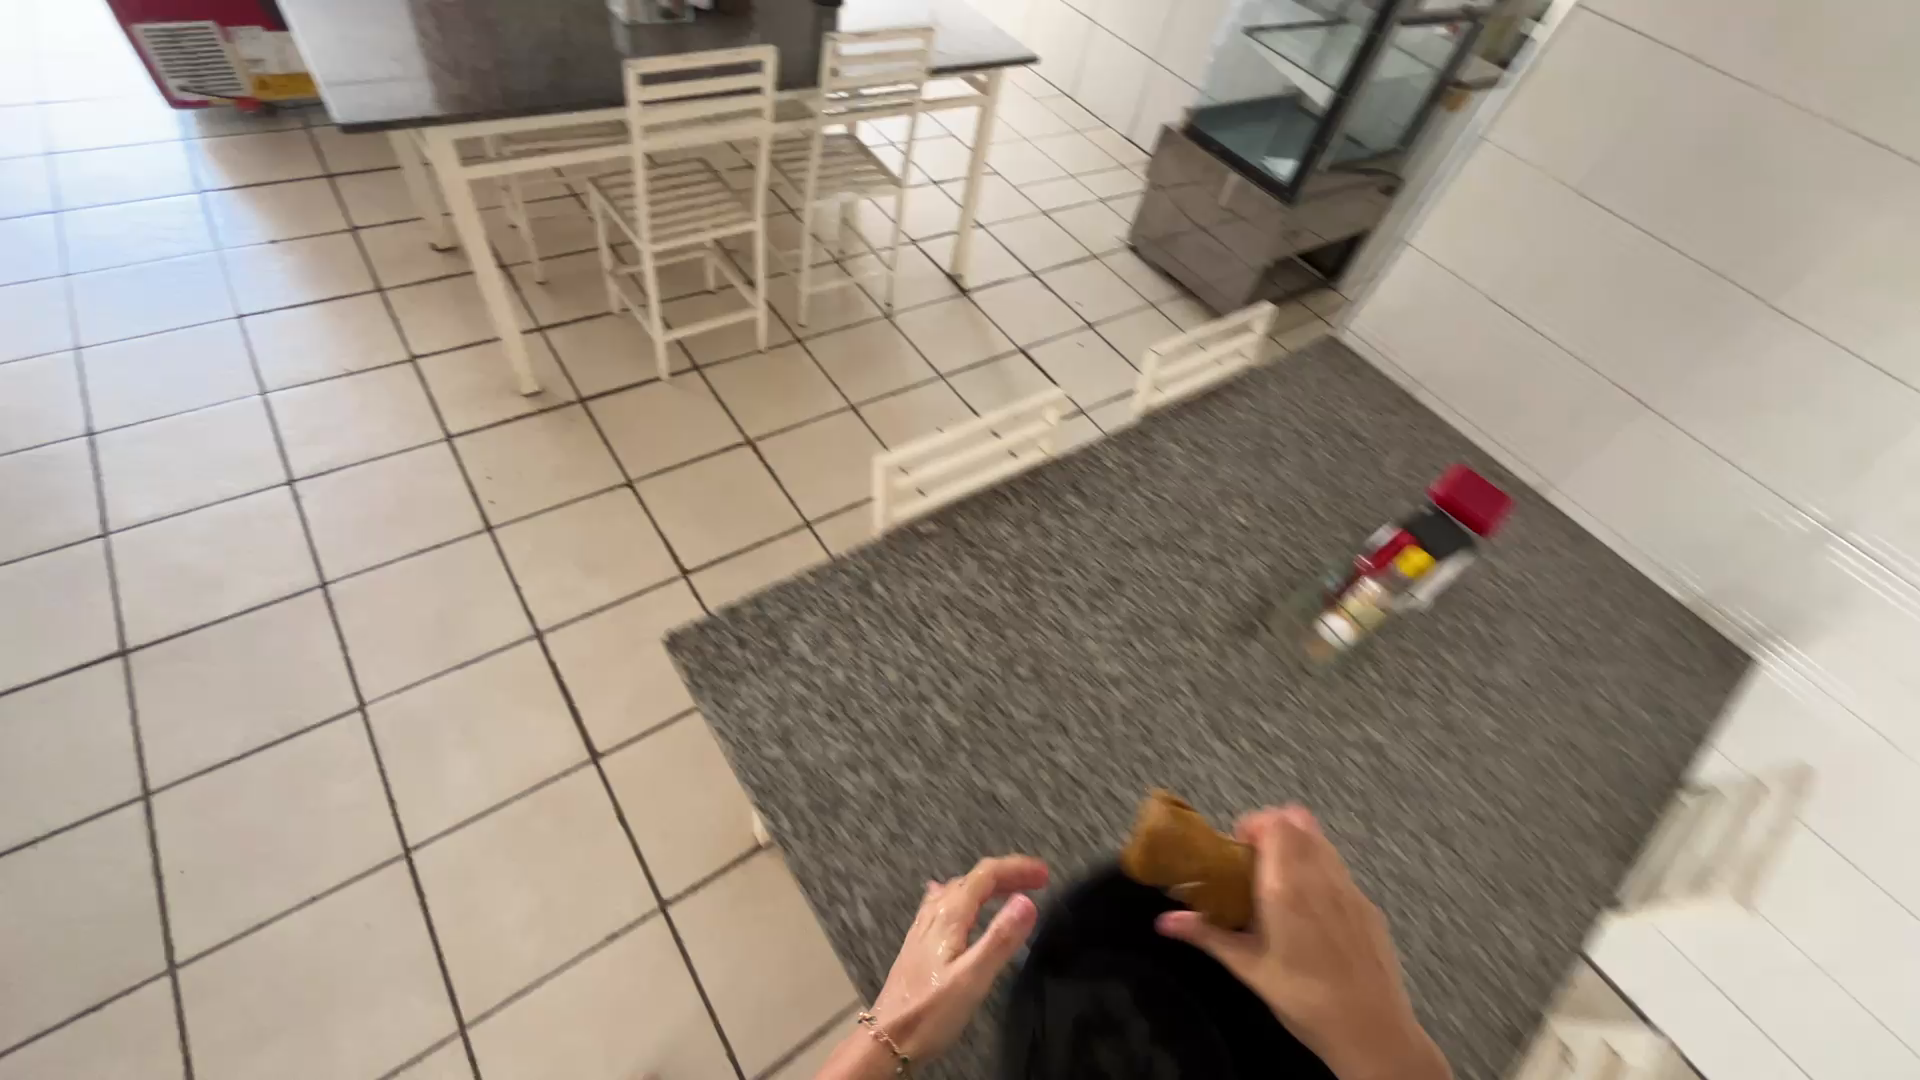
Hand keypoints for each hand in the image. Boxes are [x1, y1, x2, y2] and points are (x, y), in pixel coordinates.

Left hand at [818, 855, 1048, 1079]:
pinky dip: (966, 897)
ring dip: (989, 885)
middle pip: (974, 879)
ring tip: (1011, 891)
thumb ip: (1000, 939)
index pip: (986, 875)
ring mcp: (924, 926)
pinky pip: (945, 904)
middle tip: (1038, 882)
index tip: (1044, 874)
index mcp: (950, 915)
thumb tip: (1027, 901)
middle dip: (1008, 874)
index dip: (1017, 868)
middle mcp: (935, 913)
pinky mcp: (919, 943)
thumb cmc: (930, 1012)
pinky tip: (955, 901)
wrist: (886, 1039)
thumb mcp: (972, 978)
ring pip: (960, 890)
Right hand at [1155, 806, 1449, 1079]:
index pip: (1273, 823)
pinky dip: (1319, 867)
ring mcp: (1349, 888)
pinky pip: (1338, 866)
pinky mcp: (1369, 905)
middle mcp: (1319, 877)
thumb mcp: (1248, 967)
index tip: (1237, 848)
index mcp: (1286, 887)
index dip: (1252, 825)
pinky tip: (1311, 907)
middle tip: (1254, 858)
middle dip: (1272, 828)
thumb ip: (1206, 935)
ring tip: (1280, 877)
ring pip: (1321, 839)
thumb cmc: (1303, 999)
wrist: (1375, 1035)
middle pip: (1297, 820)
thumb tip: (1162, 922)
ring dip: (1297, 843)